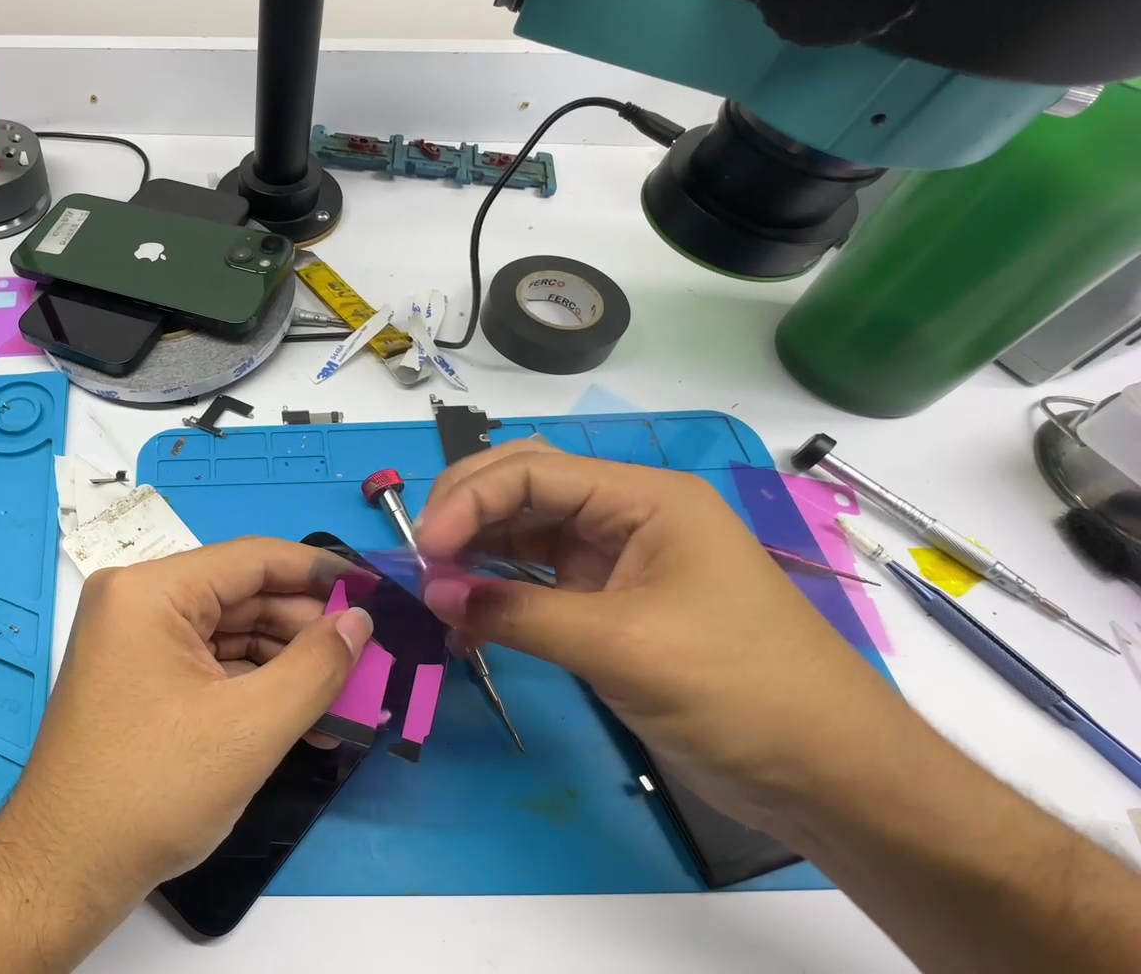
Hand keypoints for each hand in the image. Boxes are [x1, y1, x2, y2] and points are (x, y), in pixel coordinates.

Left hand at [0, 538, 371, 899]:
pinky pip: (209, 664)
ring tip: (347, 697)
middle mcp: (136, 602)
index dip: (319, 573)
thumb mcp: (249, 728)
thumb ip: (316, 667)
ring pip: (230, 633)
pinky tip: (303, 716)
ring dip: (287, 664)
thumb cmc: (154, 790)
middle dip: (307, 630)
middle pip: (241, 597)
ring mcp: (133, 642)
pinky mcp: (138, 679)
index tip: (375, 590)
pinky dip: (255, 686)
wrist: (64, 871)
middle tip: (370, 658)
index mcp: (150, 591)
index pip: (251, 560)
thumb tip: (359, 620)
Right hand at [415, 442, 908, 830]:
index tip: (424, 551)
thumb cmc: (741, 691)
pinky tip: (464, 618)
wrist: (833, 778)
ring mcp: (616, 560)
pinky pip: (534, 583)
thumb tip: (431, 592)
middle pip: (523, 489)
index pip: (531, 472)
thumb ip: (517, 613)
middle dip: (465, 513)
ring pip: (523, 534)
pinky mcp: (609, 604)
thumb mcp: (622, 646)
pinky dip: (495, 595)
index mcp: (645, 499)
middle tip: (419, 557)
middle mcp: (626, 516)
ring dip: (473, 554)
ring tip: (431, 586)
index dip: (468, 500)